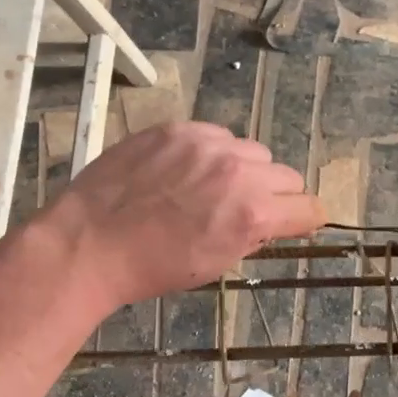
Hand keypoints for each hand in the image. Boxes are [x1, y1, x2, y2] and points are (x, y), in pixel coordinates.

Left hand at [37, 122, 324, 311]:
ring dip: (243, 169)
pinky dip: (210, 152)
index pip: (309, 206)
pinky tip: (183, 172)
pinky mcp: (178, 129)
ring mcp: (207, 145)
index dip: (304, 218)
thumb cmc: (153, 267)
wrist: (88, 244)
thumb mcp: (217, 263)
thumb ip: (255, 235)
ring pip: (252, 151)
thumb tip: (273, 220)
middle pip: (286, 175)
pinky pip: (216, 135)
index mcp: (254, 213)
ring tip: (209, 187)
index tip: (295, 222)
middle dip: (274, 194)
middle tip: (244, 208)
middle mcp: (239, 172)